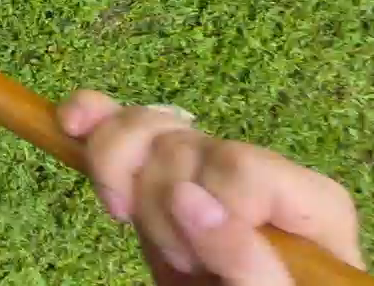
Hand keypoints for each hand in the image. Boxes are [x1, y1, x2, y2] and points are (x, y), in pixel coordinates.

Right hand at [59, 91, 363, 285]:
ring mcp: (192, 158)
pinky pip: (109, 111)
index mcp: (304, 200)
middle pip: (182, 144)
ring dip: (116, 170)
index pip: (243, 164)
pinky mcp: (144, 158)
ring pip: (139, 122)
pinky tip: (69, 126)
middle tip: (178, 259)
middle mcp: (248, 167)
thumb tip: (188, 197)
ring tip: (126, 218)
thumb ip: (246, 261)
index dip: (212, 204)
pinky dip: (86, 113)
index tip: (207, 259)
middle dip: (158, 202)